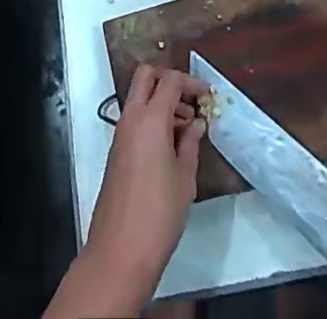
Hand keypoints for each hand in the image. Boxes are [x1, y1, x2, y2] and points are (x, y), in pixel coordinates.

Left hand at [44, 65, 207, 317]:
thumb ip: (191, 143)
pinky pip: (136, 119)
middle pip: (146, 77)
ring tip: (189, 129)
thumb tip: (196, 124)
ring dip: (162, 101)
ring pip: (140, 97)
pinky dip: (153, 119)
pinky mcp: (117, 149)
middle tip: (193, 101)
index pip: (170, 81)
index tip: (209, 94)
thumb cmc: (159, 212)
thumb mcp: (185, 177)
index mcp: (150, 118)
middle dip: (170, 80)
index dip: (191, 82)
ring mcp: (121, 133)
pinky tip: (173, 145)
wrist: (120, 248)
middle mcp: (131, 118)